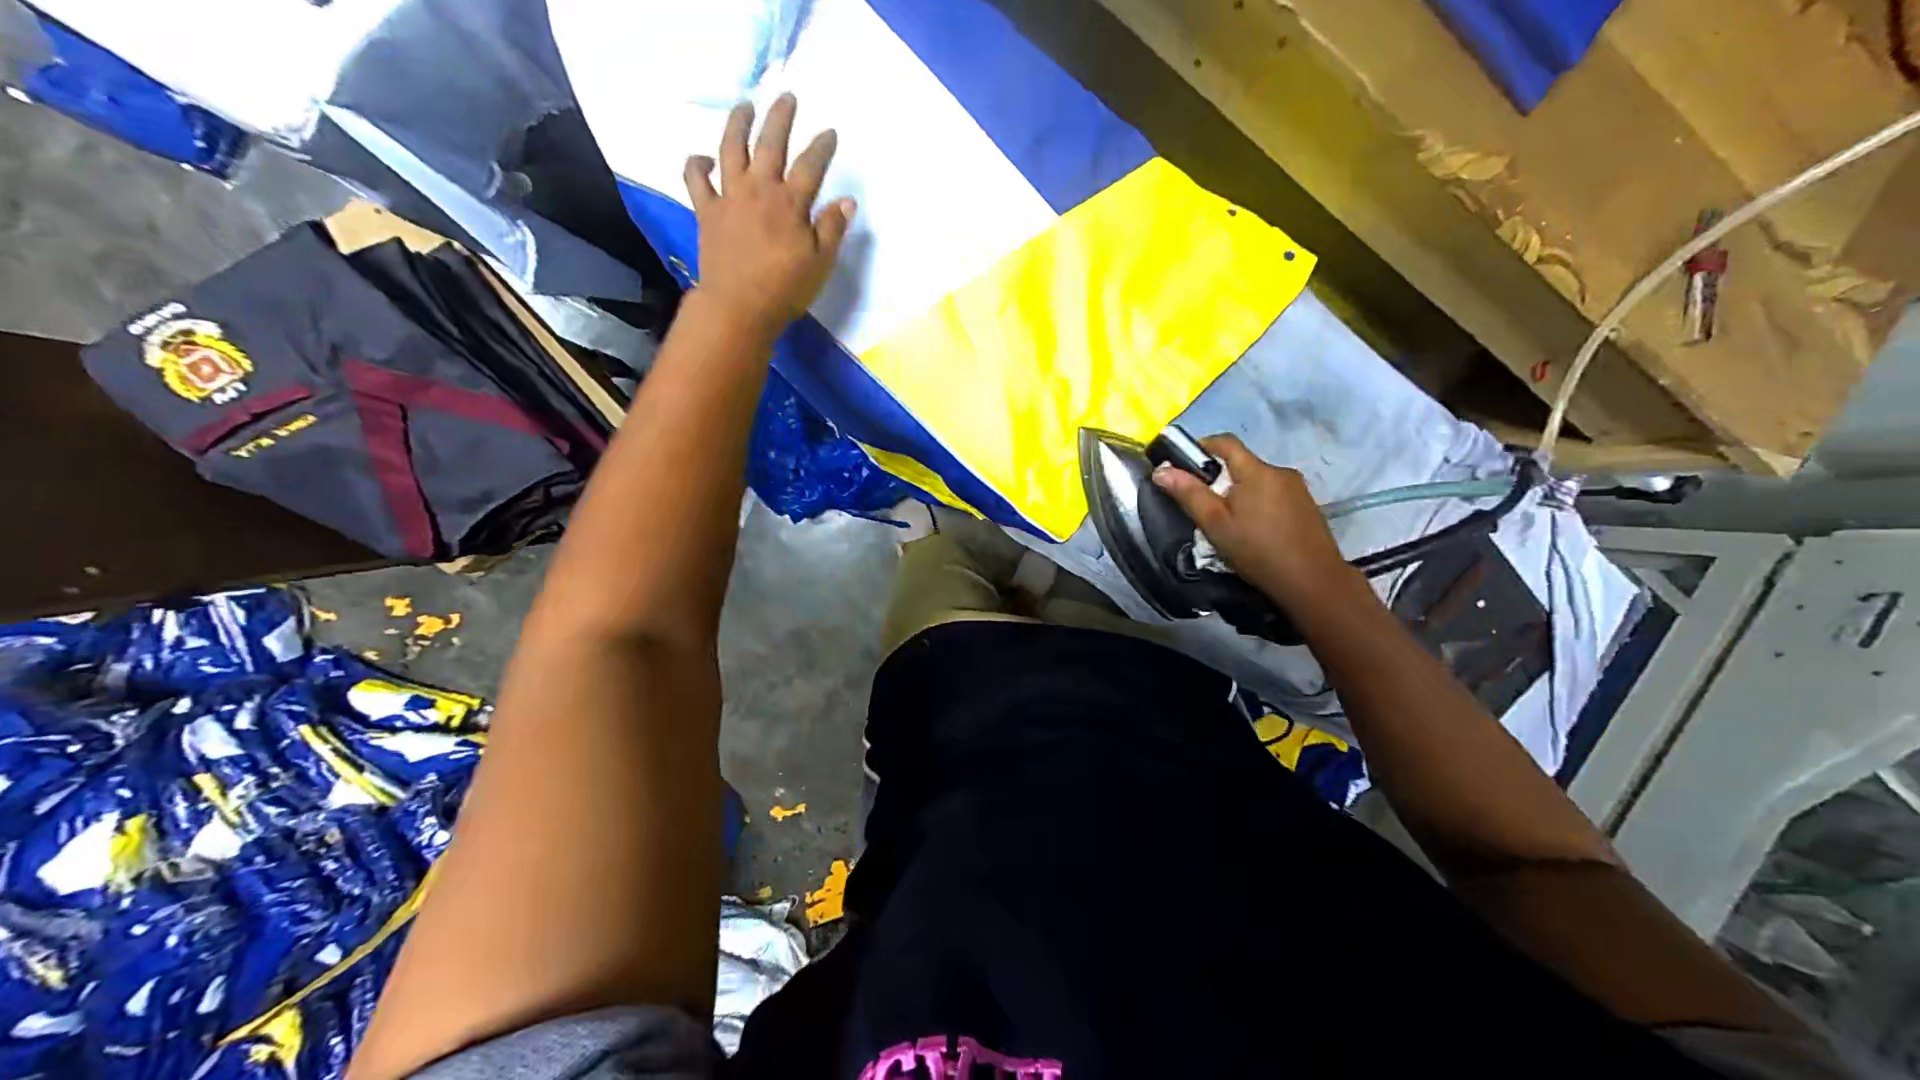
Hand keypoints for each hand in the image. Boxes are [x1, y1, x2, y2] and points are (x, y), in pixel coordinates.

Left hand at [684, 93, 854, 336]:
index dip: (822, 147)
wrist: (738, 308)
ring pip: (731, 149)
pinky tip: (704, 157)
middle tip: (787, 98)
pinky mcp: (707, 211)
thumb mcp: (820, 264)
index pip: (810, 165)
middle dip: (780, 118)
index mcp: (790, 203)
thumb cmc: (785, 289)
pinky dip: (697, 164)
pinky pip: (696, 179)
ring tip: (744, 106)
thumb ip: (832, 229)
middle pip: (770, 144)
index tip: (830, 132)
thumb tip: (846, 201)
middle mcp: (759, 190)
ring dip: (738, 123)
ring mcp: (729, 197)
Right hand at [1150, 434, 1361, 612]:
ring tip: (1228, 523)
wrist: (1313, 582)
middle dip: (1219, 478)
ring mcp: (1298, 489)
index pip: (1225, 442)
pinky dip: (1257, 504)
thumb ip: (1189, 494)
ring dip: (1239, 493)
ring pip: (1258, 481)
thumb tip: (1161, 470)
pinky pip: (1274, 495)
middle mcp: (1280, 472)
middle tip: (1203, 506)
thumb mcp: (1215, 524)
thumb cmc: (1258, 551)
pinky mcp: (1307, 507)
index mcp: (1257, 471)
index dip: (1200, 447)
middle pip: (1242, 464)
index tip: (1182, 466)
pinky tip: (1254, 531)